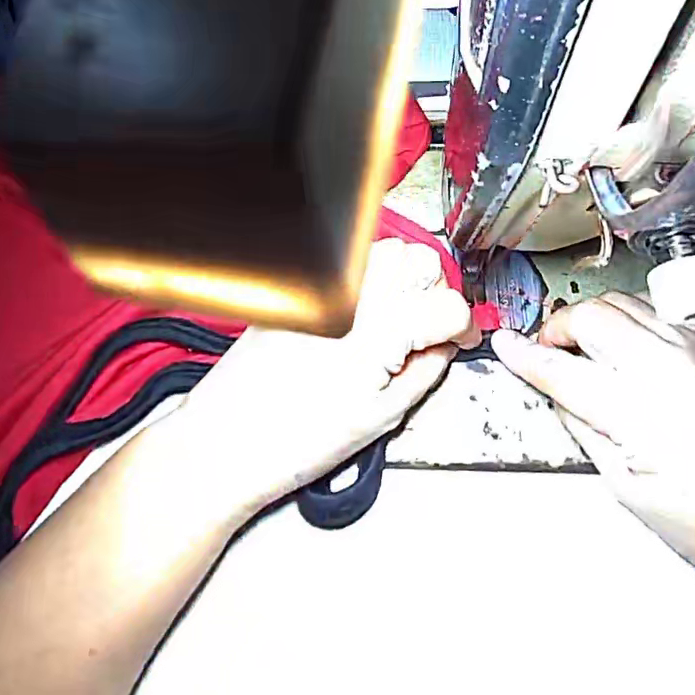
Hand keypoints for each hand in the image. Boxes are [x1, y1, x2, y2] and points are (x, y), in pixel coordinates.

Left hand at [156, 239, 477, 520]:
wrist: (228, 440)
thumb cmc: (292, 439)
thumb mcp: (382, 417)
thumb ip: (426, 371)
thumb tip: (446, 346)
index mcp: (379, 330)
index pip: (448, 305)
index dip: (466, 325)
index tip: (463, 338)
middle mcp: (352, 296)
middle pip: (423, 263)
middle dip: (438, 293)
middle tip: (435, 329)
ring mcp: (324, 288)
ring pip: (389, 253)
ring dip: (408, 279)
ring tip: (402, 320)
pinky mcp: (304, 291)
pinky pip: (354, 267)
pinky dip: (374, 280)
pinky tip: (369, 316)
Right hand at [491, 292, 694, 628]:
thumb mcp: (637, 496)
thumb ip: (590, 432)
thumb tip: (558, 393)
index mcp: (659, 418)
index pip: (570, 372)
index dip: (526, 356)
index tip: (503, 345)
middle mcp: (687, 371)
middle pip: (597, 315)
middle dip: (558, 327)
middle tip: (545, 351)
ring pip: (628, 304)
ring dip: (593, 320)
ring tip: (581, 350)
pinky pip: (661, 317)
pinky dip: (630, 324)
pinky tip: (624, 352)